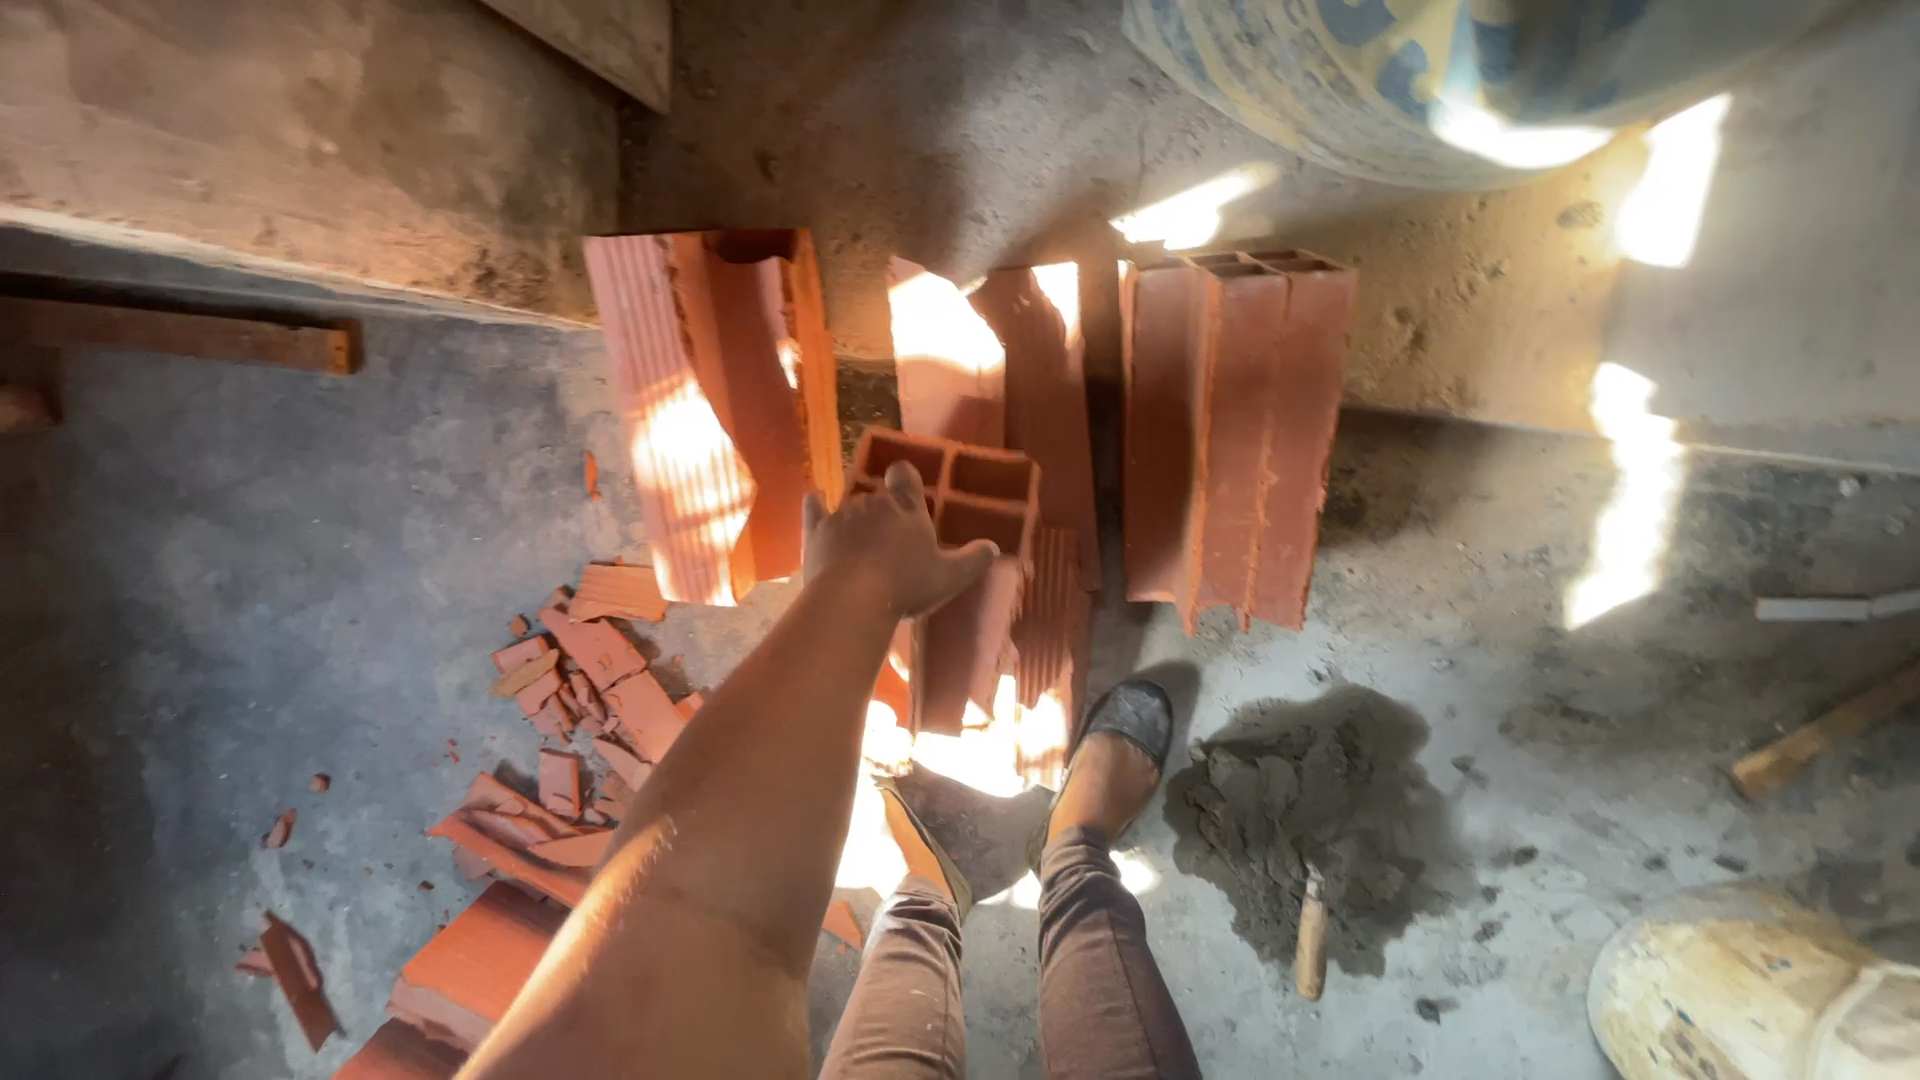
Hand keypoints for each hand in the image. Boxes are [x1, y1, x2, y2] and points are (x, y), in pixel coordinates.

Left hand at [802, 460, 996, 616]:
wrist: (853, 598)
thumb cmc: (906, 585)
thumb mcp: (949, 577)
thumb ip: (973, 559)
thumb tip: (993, 547)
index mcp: (907, 508)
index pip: (905, 476)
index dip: (904, 478)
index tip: (905, 485)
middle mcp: (874, 502)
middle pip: (878, 495)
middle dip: (882, 510)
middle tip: (888, 537)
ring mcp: (842, 514)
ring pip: (850, 505)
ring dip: (855, 518)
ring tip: (859, 543)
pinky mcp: (817, 530)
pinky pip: (814, 508)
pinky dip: (815, 504)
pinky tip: (814, 499)